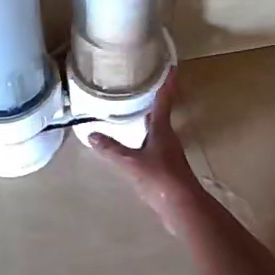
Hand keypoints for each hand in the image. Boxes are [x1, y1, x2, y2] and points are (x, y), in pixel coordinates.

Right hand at [87, 71, 208, 226]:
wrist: (182, 207)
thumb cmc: (160, 178)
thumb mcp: (131, 162)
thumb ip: (112, 149)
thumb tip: (92, 134)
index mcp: (162, 130)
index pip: (164, 100)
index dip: (167, 84)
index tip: (171, 67)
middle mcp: (167, 137)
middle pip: (160, 113)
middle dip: (154, 98)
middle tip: (143, 84)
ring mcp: (168, 152)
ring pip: (157, 128)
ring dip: (149, 117)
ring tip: (134, 109)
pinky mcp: (166, 166)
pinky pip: (154, 143)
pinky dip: (145, 135)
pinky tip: (135, 141)